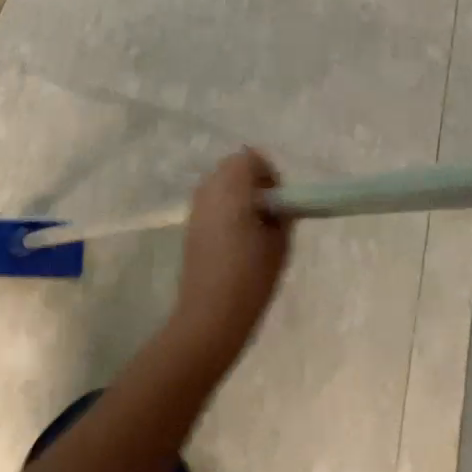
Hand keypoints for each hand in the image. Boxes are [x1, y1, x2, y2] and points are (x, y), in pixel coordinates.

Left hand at [170, 148, 290, 356]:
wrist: (210, 314)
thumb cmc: (251, 278)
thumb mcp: (279, 244)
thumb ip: (282, 213)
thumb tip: (278, 203)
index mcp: (232, 188)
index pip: (251, 157)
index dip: (268, 174)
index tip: (279, 202)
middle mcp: (209, 189)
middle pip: (233, 166)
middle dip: (252, 182)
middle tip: (269, 214)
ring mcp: (195, 206)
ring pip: (220, 183)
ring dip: (238, 195)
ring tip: (253, 230)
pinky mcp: (189, 224)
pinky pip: (211, 202)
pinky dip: (225, 209)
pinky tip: (235, 241)